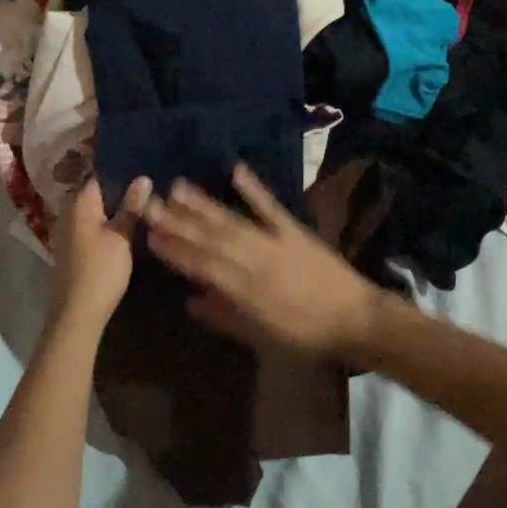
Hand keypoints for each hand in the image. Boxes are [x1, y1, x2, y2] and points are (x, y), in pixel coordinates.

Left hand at [50, 177, 151, 329]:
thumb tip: (143, 178)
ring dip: (112, 209)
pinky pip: (89, 227)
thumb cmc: (101, 269)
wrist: (77, 312)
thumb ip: (131, 207)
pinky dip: (104, 225)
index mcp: (79, 204)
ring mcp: (67, 232)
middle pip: (95, 194)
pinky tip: (123, 229)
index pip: (98, 176)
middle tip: (147, 188)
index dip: (120, 172)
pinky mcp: (70, 249)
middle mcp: (68, 212)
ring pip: (93, 212)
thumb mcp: (121, 237)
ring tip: (140, 207)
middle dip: (118, 191)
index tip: (142, 169)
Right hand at [142, 163, 381, 356]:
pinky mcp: (294, 230)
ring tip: (177, 186)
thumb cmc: (306, 336)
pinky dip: (253, 188)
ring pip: (232, 220)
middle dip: (179, 221)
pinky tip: (235, 170)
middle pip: (211, 238)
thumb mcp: (262, 337)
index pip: (202, 266)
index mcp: (246, 291)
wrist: (357, 321)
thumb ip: (224, 318)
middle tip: (150, 202)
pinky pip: (270, 207)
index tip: (149, 234)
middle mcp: (256, 261)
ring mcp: (275, 242)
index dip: (174, 250)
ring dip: (204, 203)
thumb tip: (190, 301)